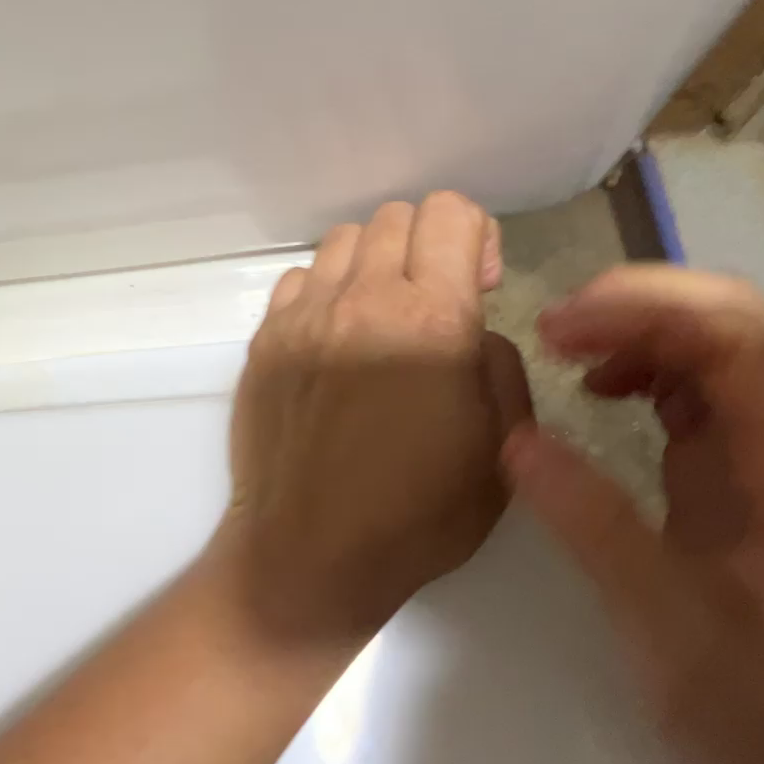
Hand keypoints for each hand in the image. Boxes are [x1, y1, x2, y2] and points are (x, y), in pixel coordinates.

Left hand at [214, 192, 534, 647]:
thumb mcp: (500, 447)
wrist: (308, 550)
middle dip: (427, 244)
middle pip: (395, 215)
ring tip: (380, 315)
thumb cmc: (417, 513)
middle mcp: (361, 299)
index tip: (479, 285)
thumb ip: (498, 362)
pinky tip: (334, 337)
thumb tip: (471, 325)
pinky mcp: (263, 337)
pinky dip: (325, 289)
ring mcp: (303, 315)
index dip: (477, 235)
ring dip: (374, 261)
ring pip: (343, 238)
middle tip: (434, 301)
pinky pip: (299, 278)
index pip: (450, 213)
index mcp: (430, 321)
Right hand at [504, 266, 763, 763]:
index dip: (648, 310)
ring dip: (637, 332)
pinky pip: (700, 392)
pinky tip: (596, 390)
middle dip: (638, 309)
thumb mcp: (669, 626)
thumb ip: (594, 527)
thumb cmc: (757, 710)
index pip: (744, 342)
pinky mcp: (747, 477)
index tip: (558, 326)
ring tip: (562, 349)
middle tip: (551, 328)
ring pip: (716, 350)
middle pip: (735, 329)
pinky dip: (642, 370)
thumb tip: (514, 437)